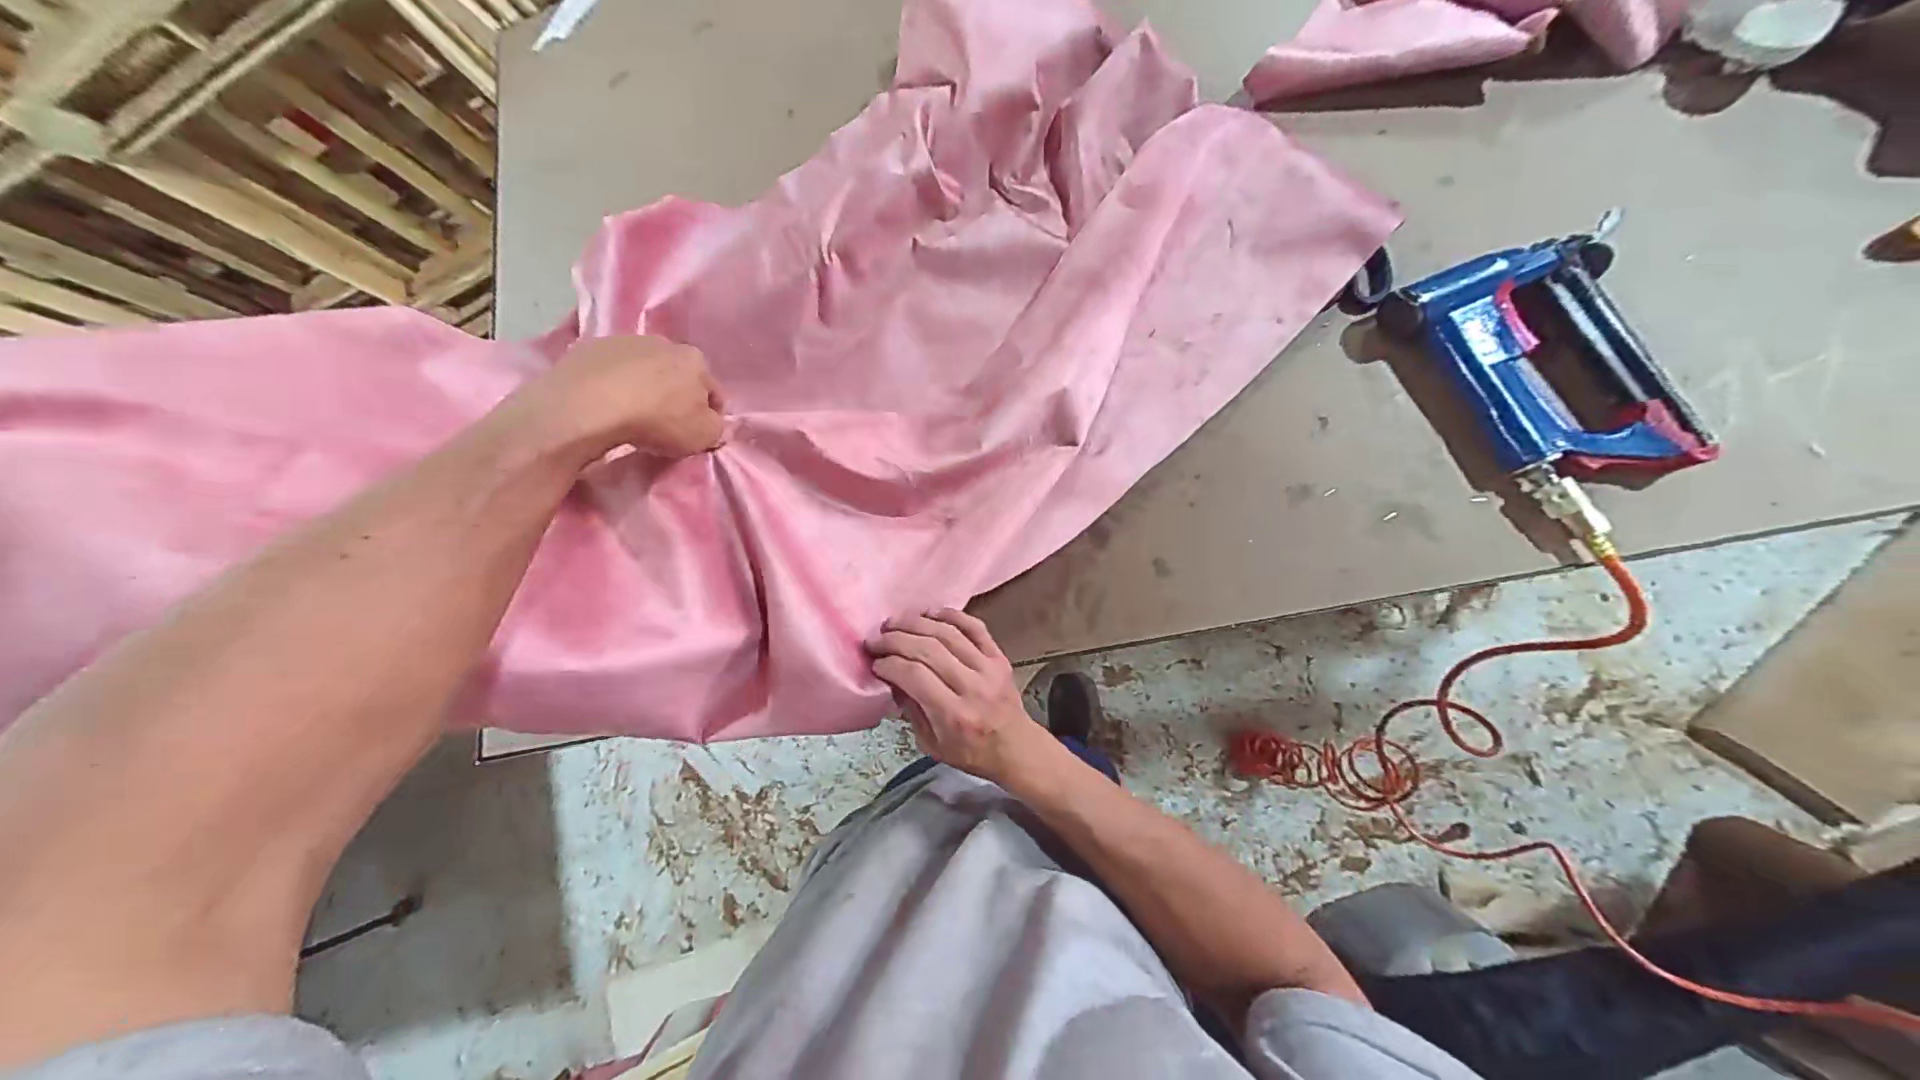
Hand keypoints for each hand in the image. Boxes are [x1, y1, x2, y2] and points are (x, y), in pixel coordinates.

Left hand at [520, 335, 726, 460]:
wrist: (589, 405)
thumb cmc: (657, 421)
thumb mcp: (704, 435)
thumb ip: (716, 427)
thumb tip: (711, 421)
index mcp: (696, 360)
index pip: (713, 391)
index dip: (710, 414)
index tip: (698, 432)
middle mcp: (664, 342)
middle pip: (677, 374)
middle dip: (675, 394)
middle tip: (664, 422)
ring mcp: (624, 341)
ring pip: (643, 368)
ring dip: (643, 385)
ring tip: (631, 412)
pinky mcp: (589, 347)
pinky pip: (610, 370)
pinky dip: (612, 383)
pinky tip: (606, 403)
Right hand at [868, 609, 1053, 787]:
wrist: (1015, 747)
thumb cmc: (970, 751)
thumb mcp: (931, 743)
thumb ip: (910, 709)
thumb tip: (890, 677)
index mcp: (953, 714)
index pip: (915, 676)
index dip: (890, 664)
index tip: (875, 662)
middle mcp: (972, 687)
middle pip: (928, 649)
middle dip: (895, 640)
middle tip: (876, 639)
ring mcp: (988, 669)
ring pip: (948, 634)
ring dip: (916, 623)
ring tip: (894, 623)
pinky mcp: (999, 657)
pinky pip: (974, 627)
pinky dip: (951, 615)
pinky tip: (929, 613)